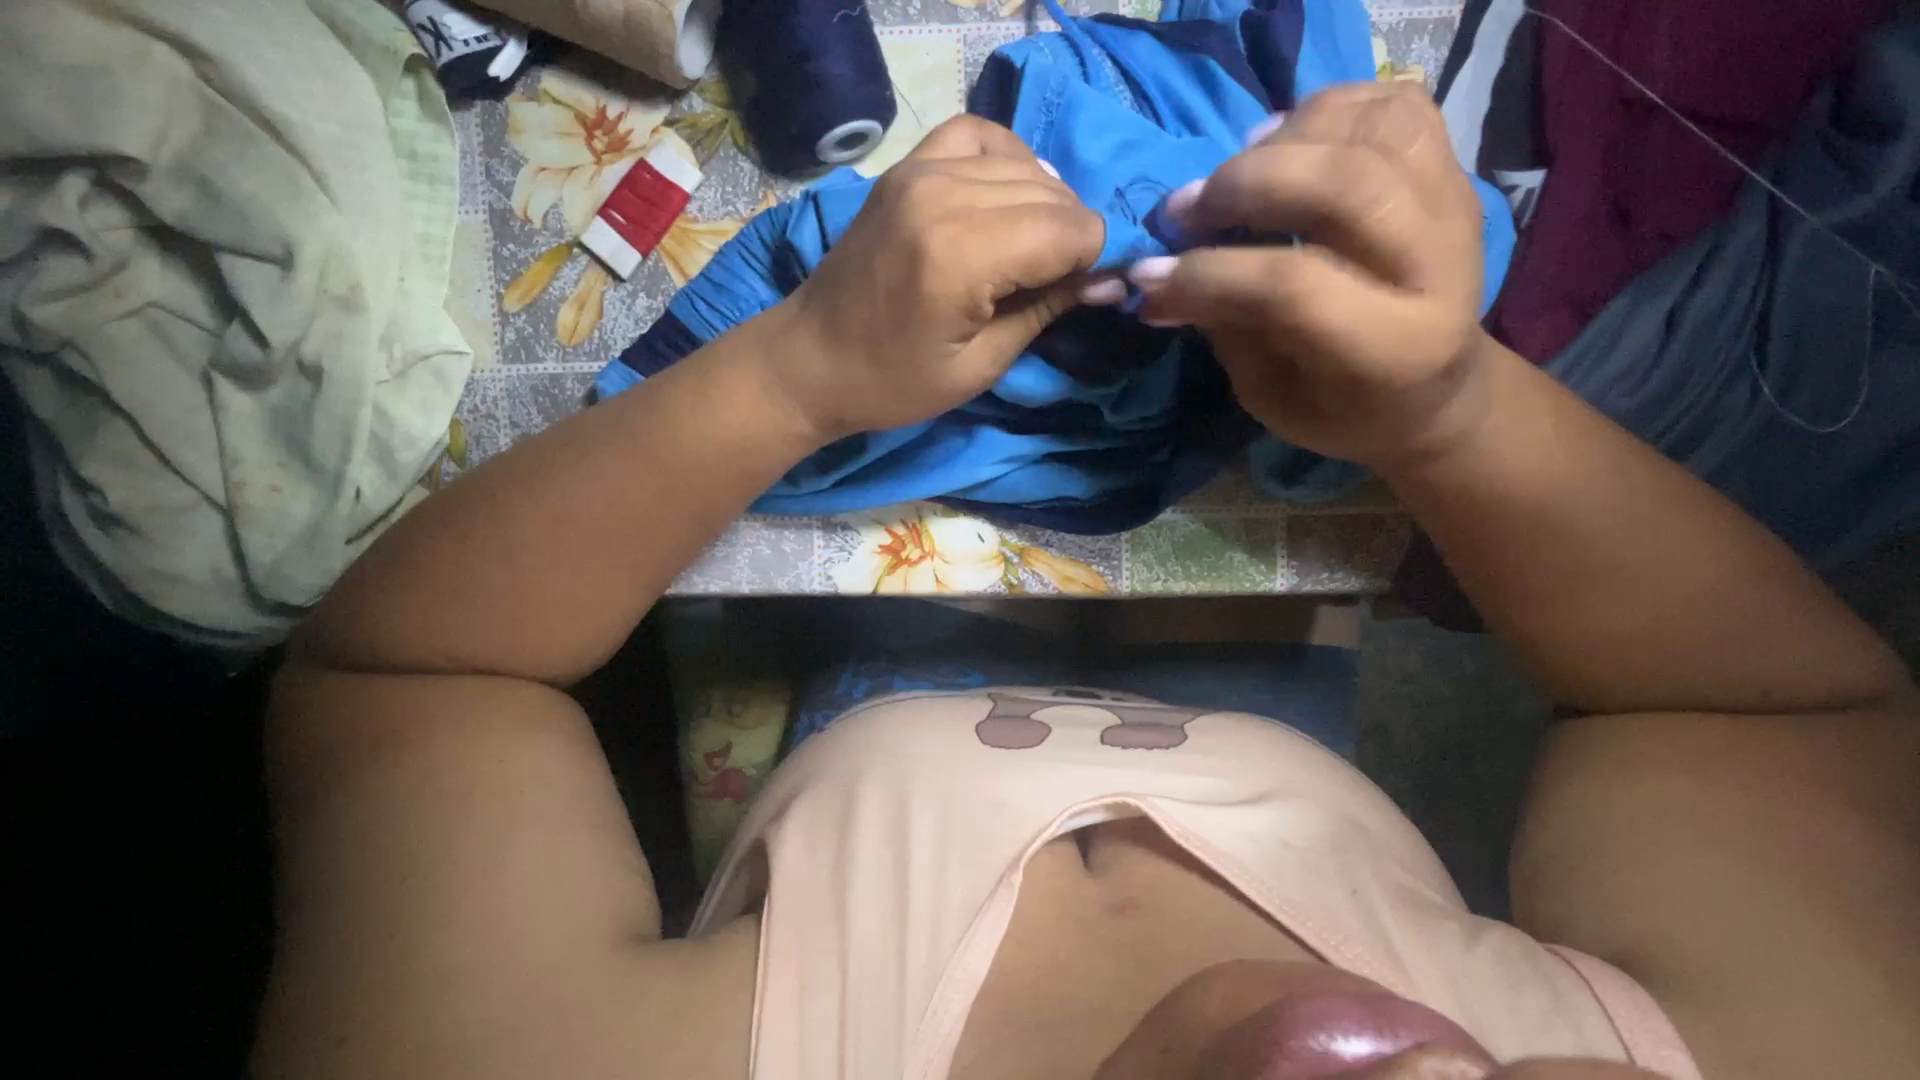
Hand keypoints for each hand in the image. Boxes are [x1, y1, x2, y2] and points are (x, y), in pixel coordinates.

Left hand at [757, 116, 1105, 441]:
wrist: (809, 361)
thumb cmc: (892, 382)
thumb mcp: (980, 365)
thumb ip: (1046, 310)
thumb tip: (1111, 280)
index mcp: (963, 253)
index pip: (1071, 228)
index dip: (1091, 261)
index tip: (1078, 294)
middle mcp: (945, 195)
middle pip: (1053, 193)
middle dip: (1069, 237)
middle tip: (1051, 282)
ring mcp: (920, 171)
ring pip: (1024, 164)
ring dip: (1042, 204)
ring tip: (1025, 249)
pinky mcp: (906, 167)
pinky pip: (977, 135)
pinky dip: (1004, 161)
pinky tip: (1003, 197)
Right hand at [1112, 83, 1491, 467]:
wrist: (1435, 387)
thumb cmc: (1342, 407)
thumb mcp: (1272, 395)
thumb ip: (1226, 329)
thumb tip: (1156, 278)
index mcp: (1393, 349)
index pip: (1293, 288)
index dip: (1209, 274)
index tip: (1149, 274)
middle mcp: (1440, 267)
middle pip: (1345, 185)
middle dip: (1245, 186)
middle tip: (1184, 209)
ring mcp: (1456, 206)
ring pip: (1373, 128)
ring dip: (1284, 138)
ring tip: (1234, 172)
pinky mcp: (1453, 171)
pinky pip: (1396, 103)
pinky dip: (1328, 106)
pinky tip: (1282, 141)